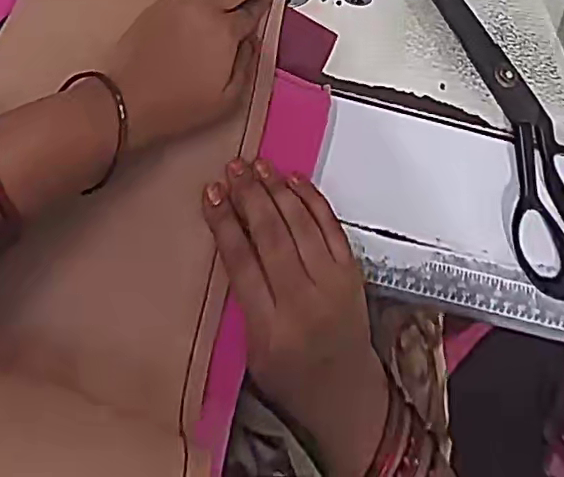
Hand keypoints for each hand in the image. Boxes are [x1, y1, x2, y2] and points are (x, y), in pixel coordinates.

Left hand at [101, 0, 269, 148]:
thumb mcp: (227, 98)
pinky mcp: (161, 2)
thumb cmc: (177, 104)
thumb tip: (251, 42)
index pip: (252, 11)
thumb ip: (246, 65)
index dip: (263, 4)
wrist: (128, 98)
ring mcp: (181, 2)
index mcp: (226, 31)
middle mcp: (206, 9)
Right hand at [205, 158, 387, 476]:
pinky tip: (293, 180)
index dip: (224, 221)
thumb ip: (243, 295)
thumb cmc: (291, 376)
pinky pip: (330, 224)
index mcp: (271, 328)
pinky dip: (311, 198)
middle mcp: (304, 302)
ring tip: (258, 165)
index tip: (211, 194)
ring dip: (277, 188)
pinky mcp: (352, 271)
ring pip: (301, 223)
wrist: (348, 397)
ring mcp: (332, 284)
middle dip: (249, 195)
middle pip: (272, 234)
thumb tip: (231, 231)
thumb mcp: (253, 348)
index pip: (242, 262)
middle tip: (233, 168)